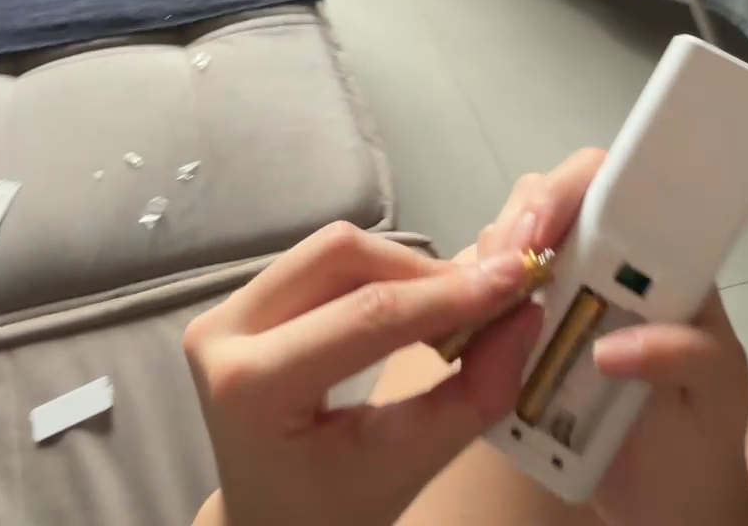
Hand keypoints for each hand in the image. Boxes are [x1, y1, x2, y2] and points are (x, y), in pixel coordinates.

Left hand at [185, 222, 544, 525]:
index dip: (446, 294)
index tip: (515, 276)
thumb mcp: (402, 469)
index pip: (365, 316)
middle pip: (340, 255)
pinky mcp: (241, 296)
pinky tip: (413, 302)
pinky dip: (379, 272)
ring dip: (402, 267)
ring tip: (452, 305)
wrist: (265, 522)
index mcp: (250, 386)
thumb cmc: (328, 513)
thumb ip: (471, 398)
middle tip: (484, 296)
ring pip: (332, 248)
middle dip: (421, 271)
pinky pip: (321, 261)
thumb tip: (525, 318)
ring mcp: (224, 305)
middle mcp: (223, 327)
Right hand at [479, 151, 747, 525]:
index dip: (566, 192)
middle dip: (517, 223)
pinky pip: (480, 287)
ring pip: (504, 238)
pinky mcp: (519, 325)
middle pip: (541, 199)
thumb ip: (686, 356)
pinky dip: (468, 294)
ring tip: (490, 308)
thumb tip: (609, 348)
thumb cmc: (698, 437)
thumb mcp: (716, 392)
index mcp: (646, 258)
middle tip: (507, 270)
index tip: (542, 234)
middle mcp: (593, 260)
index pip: (603, 185)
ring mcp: (553, 290)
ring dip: (489, 261)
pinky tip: (470, 325)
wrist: (664, 502)